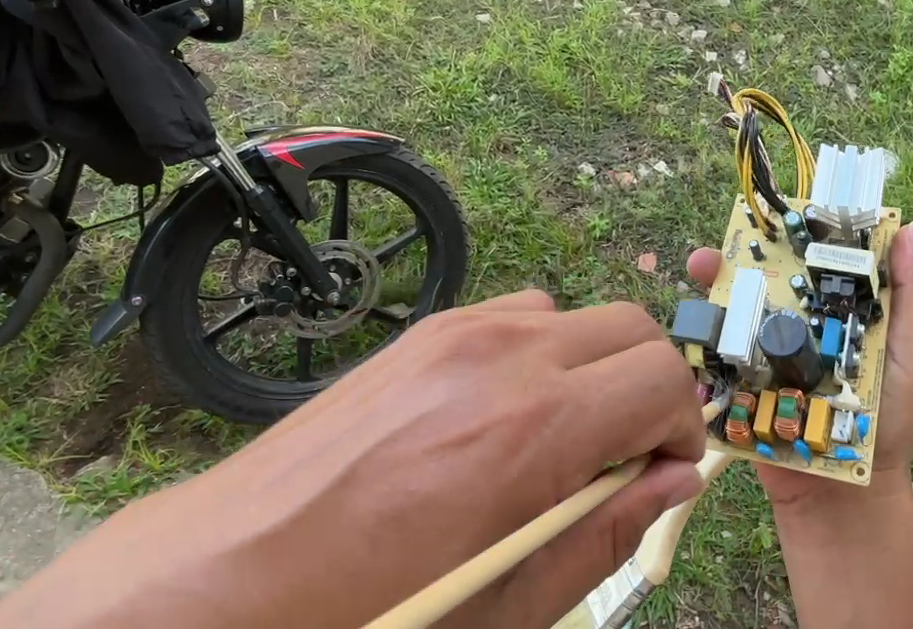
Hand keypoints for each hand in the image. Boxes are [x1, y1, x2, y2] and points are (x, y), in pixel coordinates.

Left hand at [0, 292, 705, 628]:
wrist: (229, 572)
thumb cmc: (375, 610)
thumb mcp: (509, 603)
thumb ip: (607, 530)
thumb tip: (675, 480)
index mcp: (534, 428)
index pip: (663, 378)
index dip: (683, 425)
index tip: (662, 468)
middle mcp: (505, 354)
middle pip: (633, 327)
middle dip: (650, 385)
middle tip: (623, 452)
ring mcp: (460, 330)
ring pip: (575, 316)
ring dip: (591, 367)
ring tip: (556, 436)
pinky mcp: (426, 329)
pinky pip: (517, 314)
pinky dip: (539, 351)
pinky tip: (499, 413)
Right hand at [685, 222, 912, 507]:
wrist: (846, 497)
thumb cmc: (888, 423)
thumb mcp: (911, 355)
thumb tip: (910, 230)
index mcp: (833, 310)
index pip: (812, 259)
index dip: (797, 230)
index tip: (780, 209)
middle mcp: (795, 323)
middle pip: (763, 276)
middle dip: (741, 252)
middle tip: (725, 240)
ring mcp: (764, 353)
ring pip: (732, 308)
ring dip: (712, 285)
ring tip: (700, 268)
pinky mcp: (740, 384)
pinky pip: (715, 354)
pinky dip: (699, 336)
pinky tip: (689, 320)